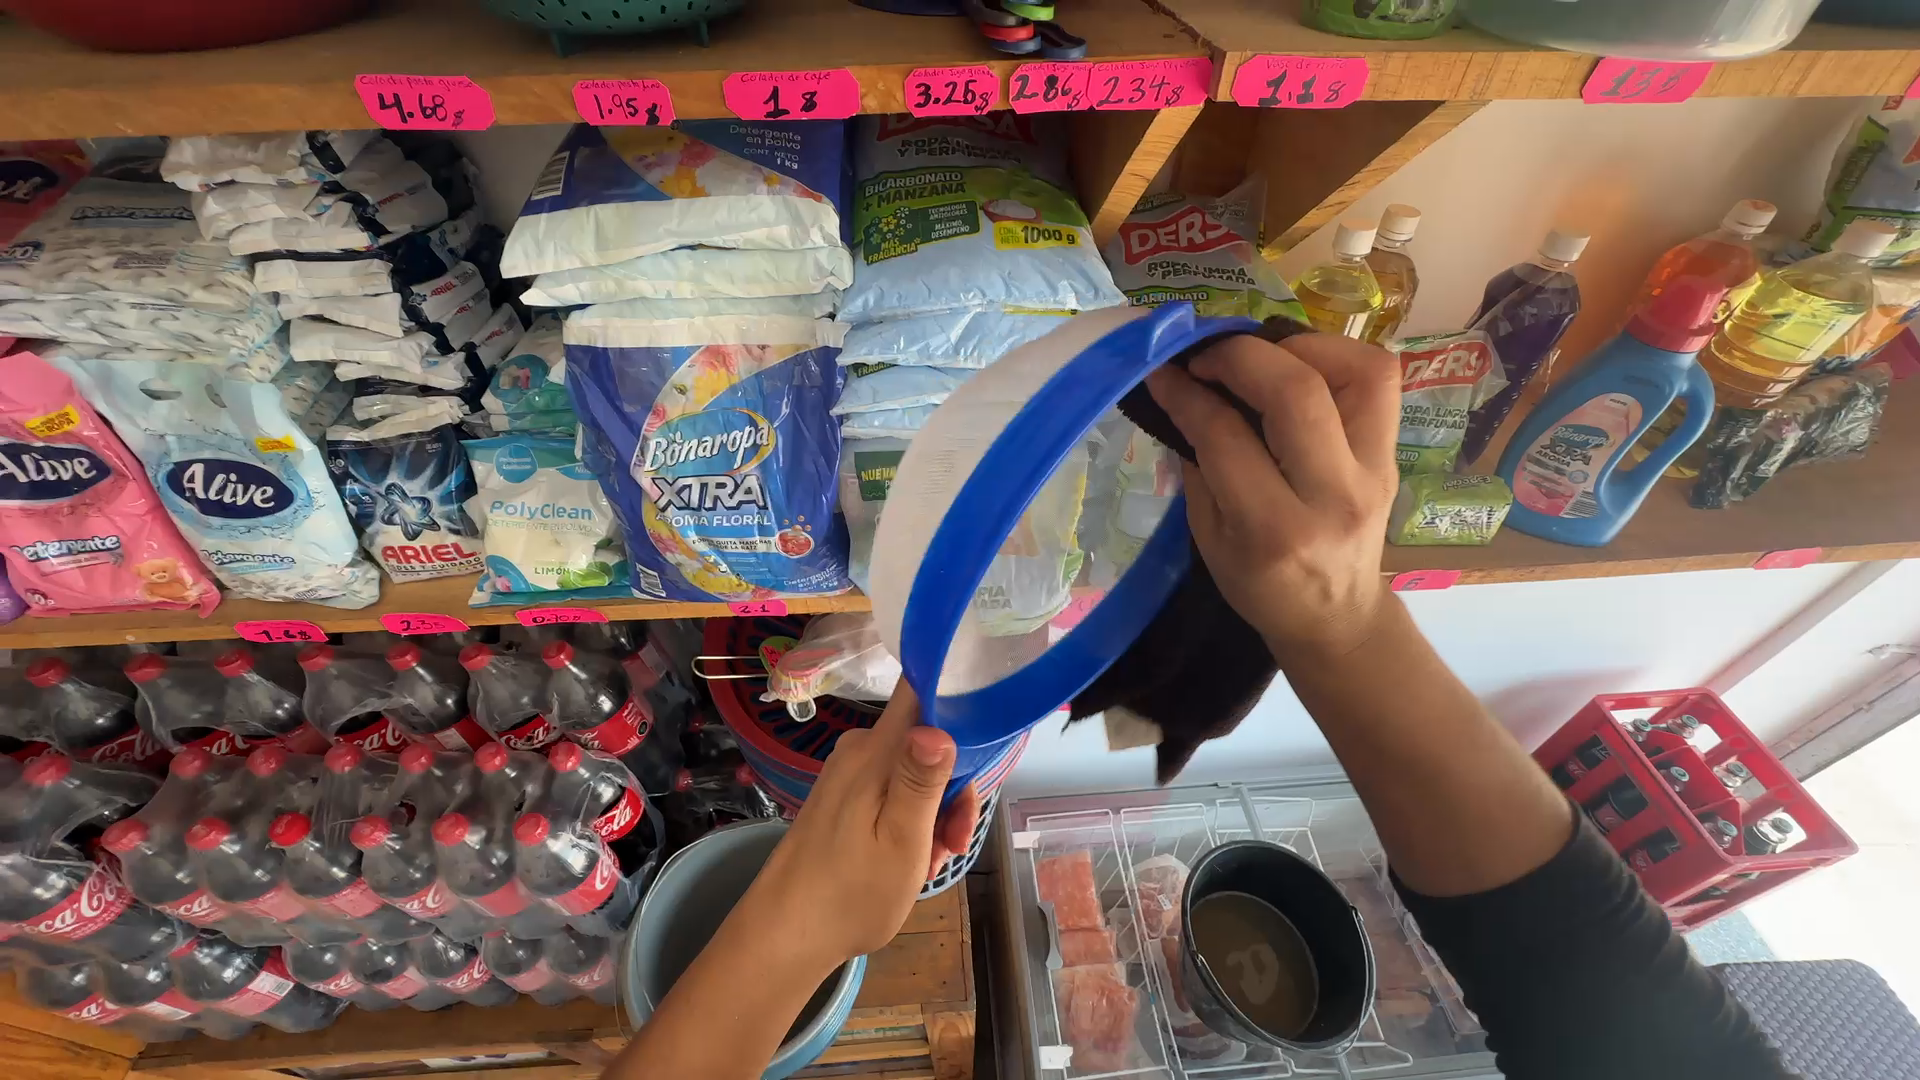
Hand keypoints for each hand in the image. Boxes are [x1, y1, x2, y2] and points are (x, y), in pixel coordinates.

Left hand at [739, 684, 982, 966]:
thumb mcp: (901, 841)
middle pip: (928, 739)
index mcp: (875, 751)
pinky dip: (912, 820)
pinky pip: (895, 790)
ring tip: (929, 862)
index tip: (986, 732)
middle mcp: (862, 749)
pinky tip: (911, 859)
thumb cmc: (851, 894)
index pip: (919, 689)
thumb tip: (938, 727)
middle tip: (952, 843)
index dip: (957, 696)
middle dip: (952, 785)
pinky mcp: (846, 794)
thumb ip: (922, 781)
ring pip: (916, 770)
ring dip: (935, 812)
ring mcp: (852, 772)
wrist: (785, 936)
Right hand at [1145, 332, 1400, 660]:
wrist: (1336, 618)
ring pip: (1357, 371)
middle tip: (1206, 357)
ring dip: (1300, 346)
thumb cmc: (1260, 588)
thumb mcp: (1210, 540)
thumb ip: (1200, 468)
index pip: (1226, 437)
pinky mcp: (1392, 455)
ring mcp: (1375, 472)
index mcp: (1273, 530)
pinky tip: (1298, 367)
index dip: (1187, 395)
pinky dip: (1335, 356)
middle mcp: (1332, 495)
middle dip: (1240, 356)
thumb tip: (1187, 397)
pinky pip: (1376, 381)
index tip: (1162, 374)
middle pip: (1297, 392)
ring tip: (1261, 357)